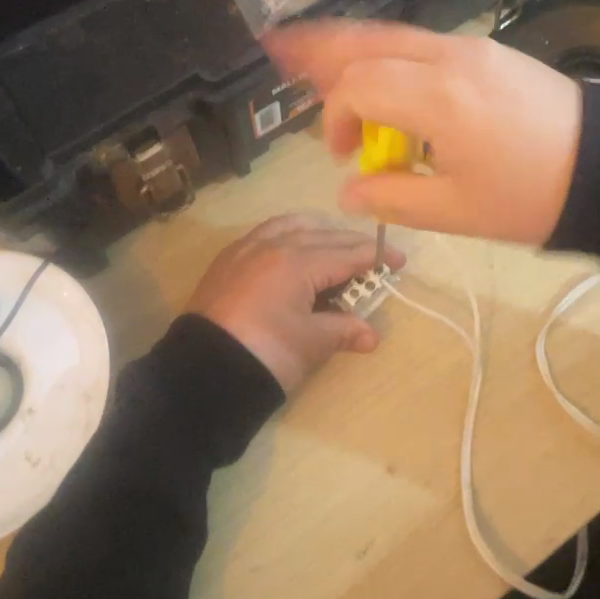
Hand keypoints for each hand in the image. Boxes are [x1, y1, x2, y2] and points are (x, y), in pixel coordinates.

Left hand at [187, 215, 405, 393]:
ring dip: (317, 232)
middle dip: (350, 244)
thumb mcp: (310, 344)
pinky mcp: (227, 261)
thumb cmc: (265, 354)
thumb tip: (371, 335)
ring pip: (290, 226)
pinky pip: (265, 233)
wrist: (201, 373)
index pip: (346, 254)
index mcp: (297, 261)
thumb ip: (343, 330)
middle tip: (374, 255)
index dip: (375, 257)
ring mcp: (245, 249)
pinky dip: (288, 234)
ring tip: (334, 243)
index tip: (398, 260)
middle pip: (322, 235)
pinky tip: (293, 247)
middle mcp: (272, 245)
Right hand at [265, 21, 581, 245]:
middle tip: (276, 48)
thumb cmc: (532, 197)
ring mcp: (470, 47)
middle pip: (366, 42)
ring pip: (392, 33)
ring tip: (306, 41)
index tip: (341, 157)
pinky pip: (420, 42)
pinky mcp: (487, 50)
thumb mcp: (458, 212)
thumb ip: (393, 197)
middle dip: (319, 48)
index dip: (336, 119)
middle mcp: (448, 58)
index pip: (358, 88)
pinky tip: (372, 60)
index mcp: (438, 98)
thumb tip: (347, 190)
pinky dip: (385, 49)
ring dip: (349, 42)